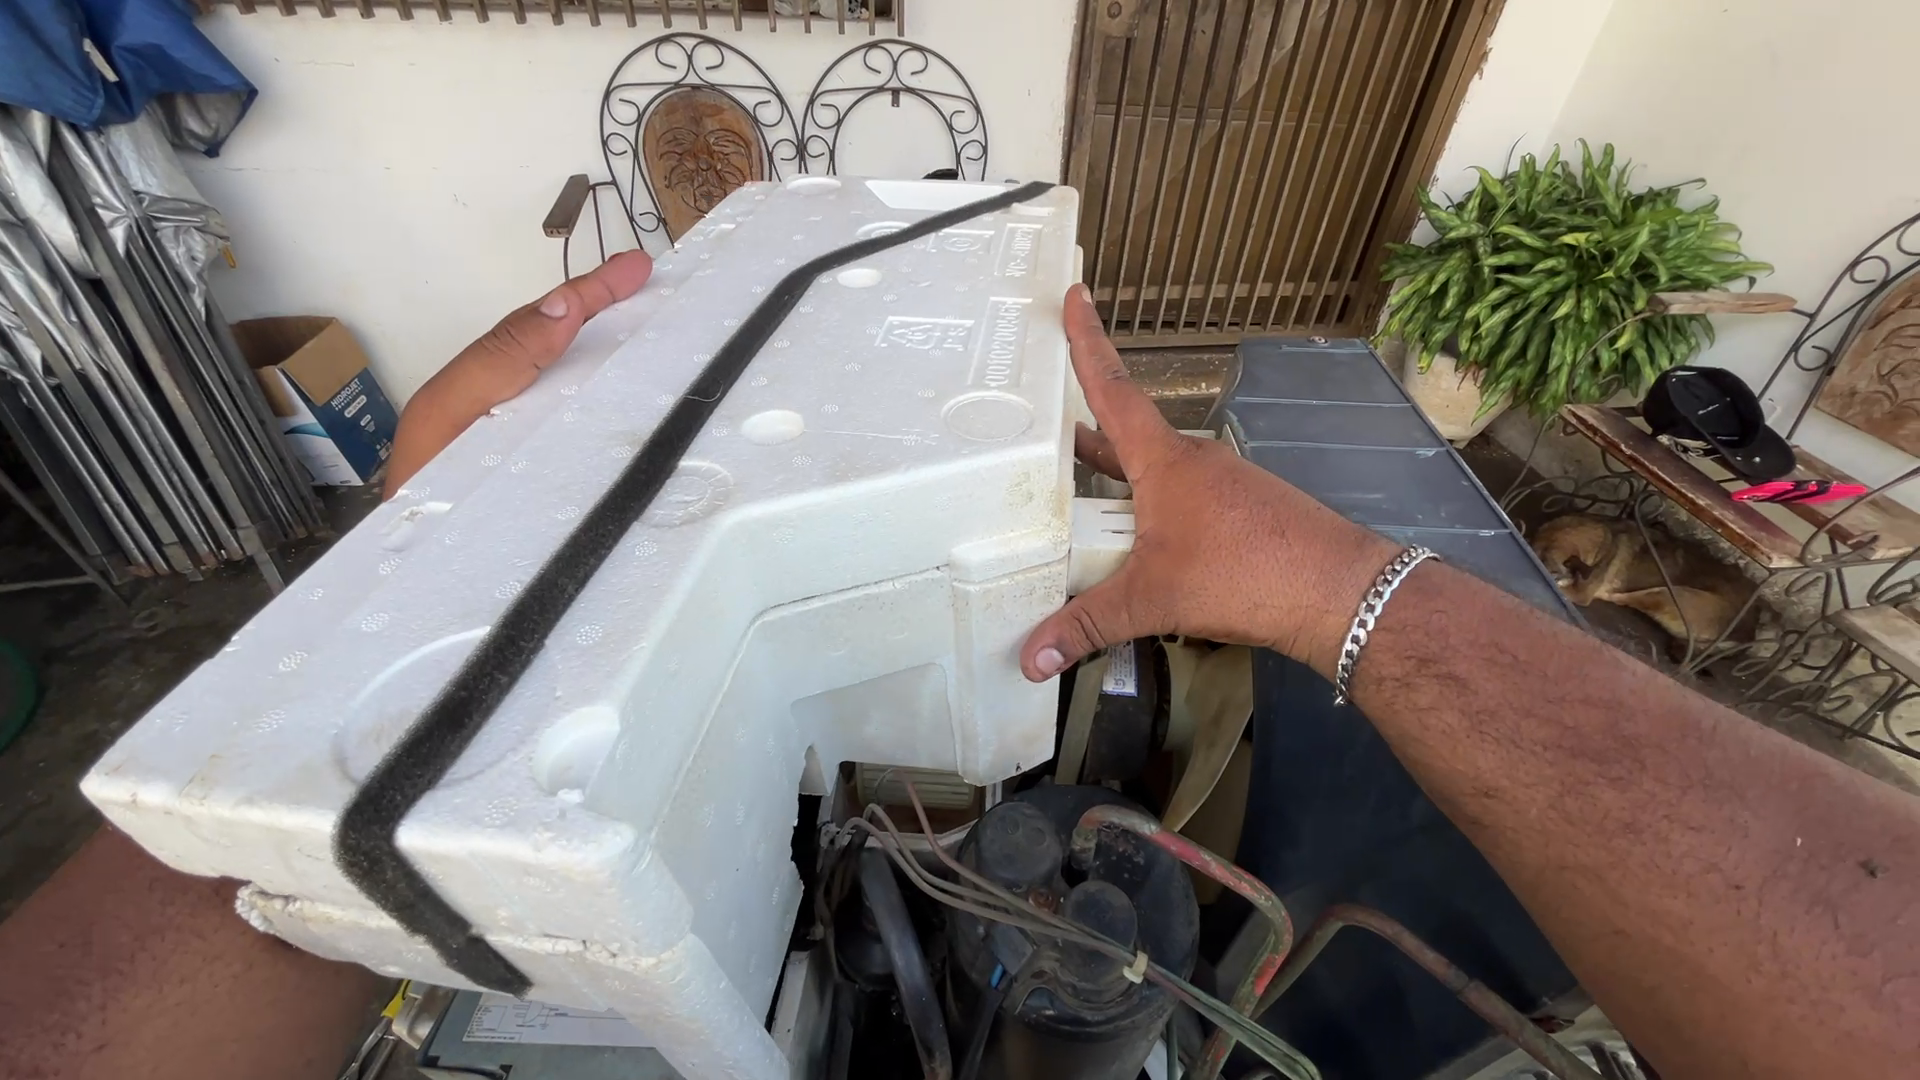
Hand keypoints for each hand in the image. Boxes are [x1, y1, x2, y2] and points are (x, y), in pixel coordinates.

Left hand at [384, 250, 653, 496]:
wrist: (421, 567)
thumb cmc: (428, 489)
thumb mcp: (451, 411)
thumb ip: (500, 362)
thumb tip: (561, 308)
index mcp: (497, 379)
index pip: (550, 324)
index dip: (592, 293)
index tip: (638, 268)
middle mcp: (528, 403)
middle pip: (576, 348)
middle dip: (614, 314)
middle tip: (658, 286)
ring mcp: (550, 439)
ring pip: (594, 389)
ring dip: (628, 358)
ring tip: (668, 335)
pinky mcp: (569, 476)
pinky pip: (606, 435)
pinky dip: (632, 411)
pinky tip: (657, 413)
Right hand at [1019, 285, 1396, 681]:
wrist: (1339, 593)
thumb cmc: (1241, 575)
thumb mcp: (1153, 600)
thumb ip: (1088, 625)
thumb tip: (1030, 661)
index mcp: (1164, 461)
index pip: (1113, 389)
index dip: (1088, 341)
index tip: (1074, 294)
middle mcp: (1192, 460)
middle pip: (1126, 436)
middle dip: (1085, 435)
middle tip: (1045, 431)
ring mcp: (1222, 484)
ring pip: (1155, 472)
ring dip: (1119, 478)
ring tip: (1080, 495)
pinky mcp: (1241, 510)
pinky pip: (1182, 499)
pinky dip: (1152, 508)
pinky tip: (1142, 541)